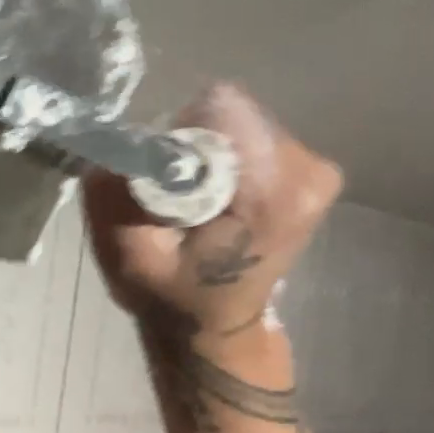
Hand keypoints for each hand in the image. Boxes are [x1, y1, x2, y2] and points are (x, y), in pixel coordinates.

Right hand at [80, 84, 341, 345]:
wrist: (216, 325)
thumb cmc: (170, 295)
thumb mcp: (126, 253)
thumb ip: (116, 195)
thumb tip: (116, 143)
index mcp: (269, 191)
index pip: (221, 107)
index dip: (177, 135)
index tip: (163, 176)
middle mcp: (307, 169)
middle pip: (230, 113)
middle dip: (191, 145)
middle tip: (174, 195)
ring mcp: (317, 170)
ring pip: (241, 121)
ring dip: (206, 153)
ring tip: (194, 201)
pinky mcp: (314, 171)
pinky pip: (253, 136)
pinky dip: (225, 160)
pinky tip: (215, 200)